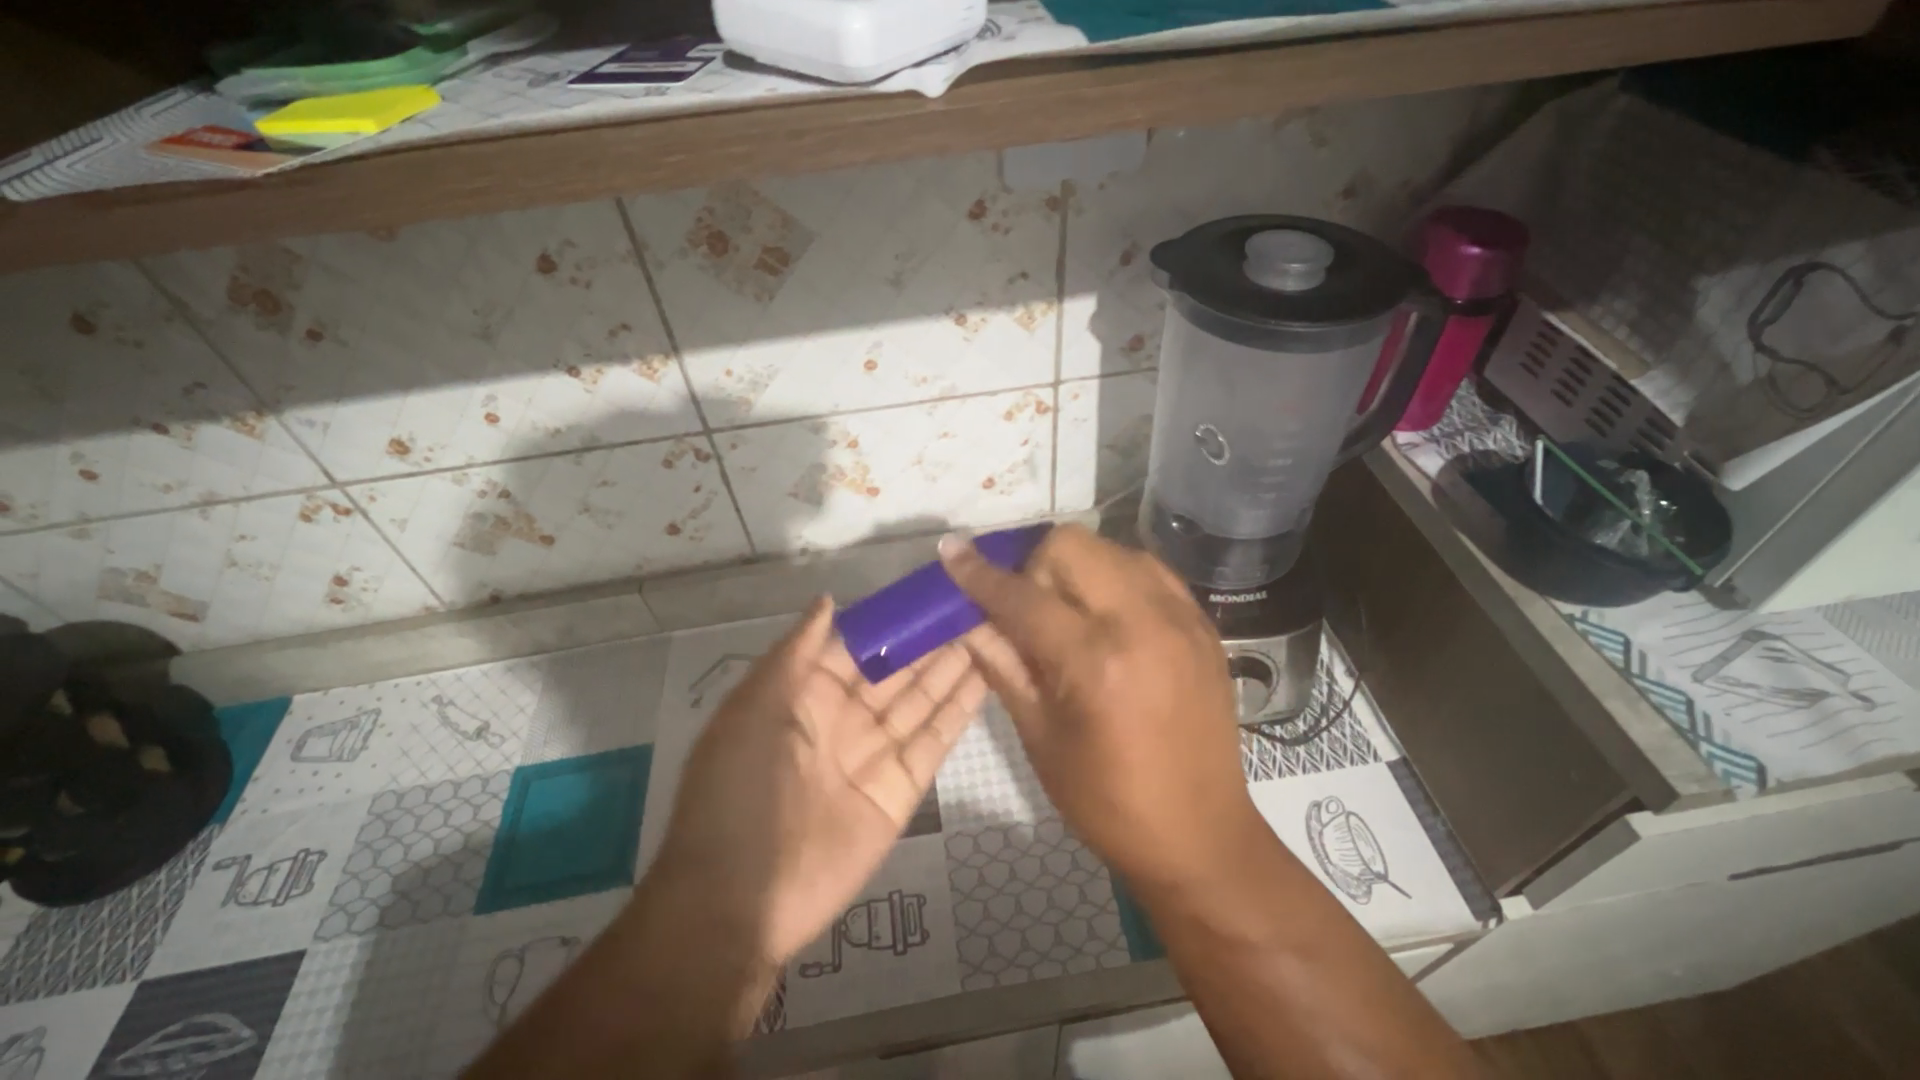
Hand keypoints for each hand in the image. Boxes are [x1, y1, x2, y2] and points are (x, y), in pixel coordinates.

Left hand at [651, 597, 986, 968]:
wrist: (738, 900)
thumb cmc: (737, 792)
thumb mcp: (753, 710)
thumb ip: (796, 655)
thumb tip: (828, 601)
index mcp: (799, 698)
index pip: (855, 649)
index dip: (889, 621)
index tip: (928, 591)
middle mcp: (839, 722)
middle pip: (893, 673)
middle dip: (928, 641)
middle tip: (975, 603)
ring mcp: (870, 758)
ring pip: (917, 703)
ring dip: (950, 669)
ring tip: (990, 629)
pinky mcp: (898, 794)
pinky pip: (931, 745)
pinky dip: (957, 714)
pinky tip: (985, 678)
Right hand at [941, 526, 1261, 894]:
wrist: (1199, 834)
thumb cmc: (1108, 802)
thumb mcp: (1040, 739)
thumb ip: (1003, 666)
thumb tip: (967, 619)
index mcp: (1096, 660)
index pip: (1023, 595)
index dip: (979, 574)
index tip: (951, 553)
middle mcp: (1143, 621)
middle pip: (1070, 546)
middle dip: (1033, 563)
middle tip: (1023, 607)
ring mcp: (1181, 617)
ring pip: (1111, 549)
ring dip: (1076, 567)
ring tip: (1066, 613)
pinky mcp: (1203, 624)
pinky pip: (1149, 571)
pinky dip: (1117, 580)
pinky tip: (1107, 619)